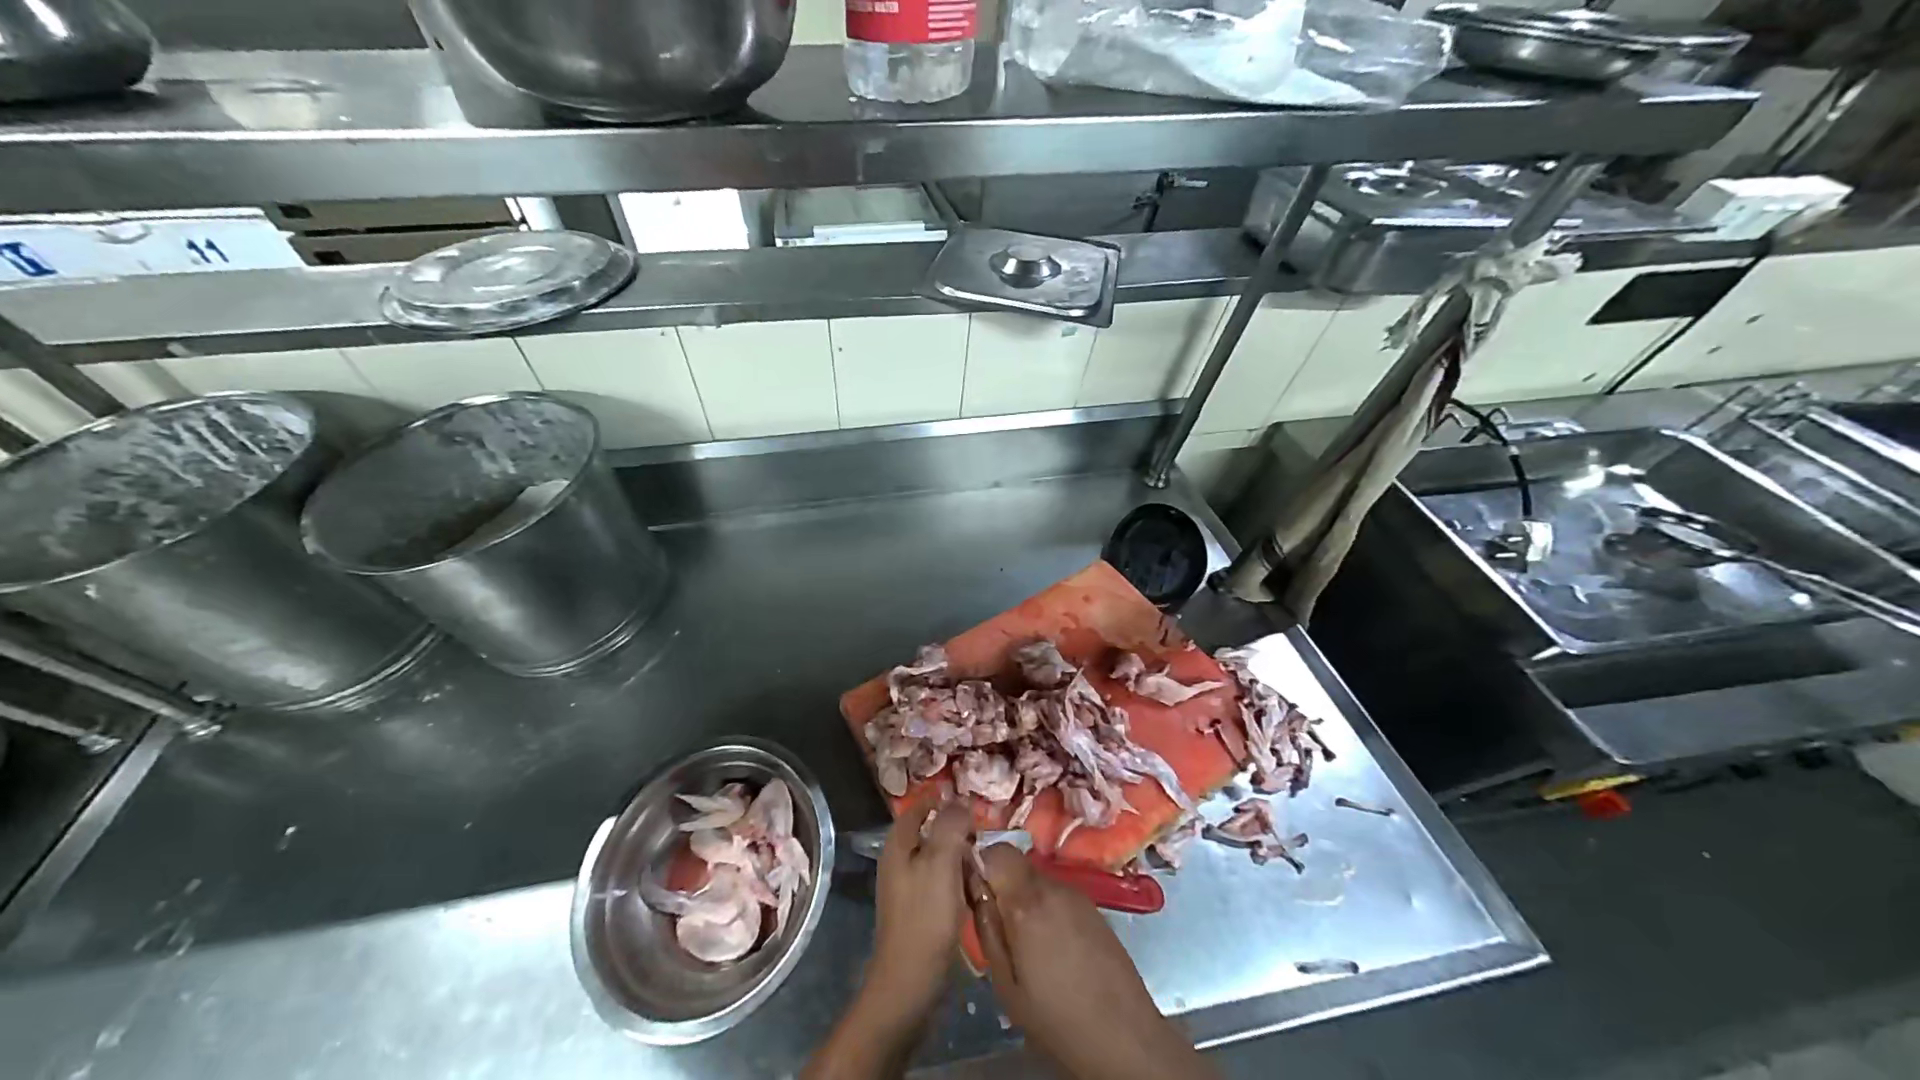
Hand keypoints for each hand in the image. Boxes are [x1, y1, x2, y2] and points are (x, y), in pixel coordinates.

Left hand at [803, 794, 970, 1079]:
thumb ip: (950, 825)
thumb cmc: (925, 918)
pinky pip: (943, 884)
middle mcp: (899, 862)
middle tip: (986, 834)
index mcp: (898, 845)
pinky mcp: (921, 912)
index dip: (942, 800)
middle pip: (931, 832)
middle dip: (957, 830)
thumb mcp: (941, 863)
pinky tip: (977, 890)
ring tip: (987, 861)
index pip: (919, 807)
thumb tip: (959, 801)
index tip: (972, 801)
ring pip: (940, 859)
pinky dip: (960, 881)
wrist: (910, 983)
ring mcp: (909, 888)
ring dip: (962, 857)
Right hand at [968, 845, 1217, 1079]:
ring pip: (1037, 878)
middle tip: (998, 921)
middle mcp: (1053, 887)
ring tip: (1025, 939)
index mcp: (1027, 902)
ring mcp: (1076, 894)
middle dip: (1002, 883)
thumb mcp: (1005, 983)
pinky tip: (1051, 944)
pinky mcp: (1093, 907)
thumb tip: (976, 890)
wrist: (1124, 1036)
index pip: (997, 850)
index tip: (975, 891)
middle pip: (1017, 863)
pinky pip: (1057, 893)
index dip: (981, 863)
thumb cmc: (1056, 1017)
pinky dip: (1046, 907)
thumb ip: (986, 928)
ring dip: (1024, 897)